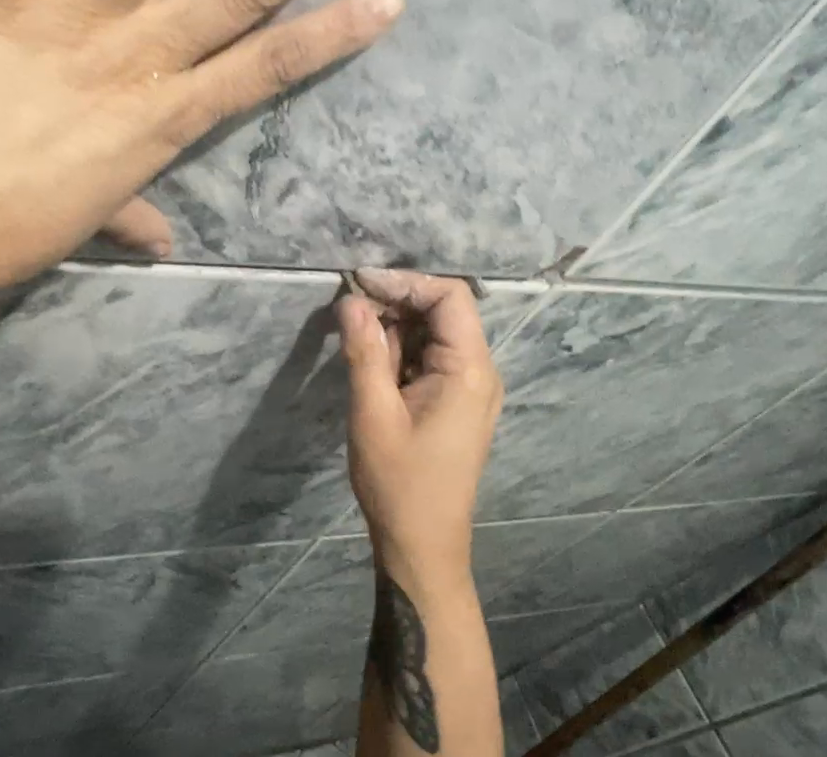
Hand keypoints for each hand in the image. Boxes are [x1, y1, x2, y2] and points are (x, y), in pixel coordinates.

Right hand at [337, 270, 502, 591]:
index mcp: (470, 371)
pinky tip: (368, 361)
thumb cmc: (399, 482)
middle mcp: (479, 373)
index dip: (405, 281)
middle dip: (394, 303)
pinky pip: (429, 359)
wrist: (422, 545)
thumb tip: (350, 301)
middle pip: (442, 312)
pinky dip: (398, 351)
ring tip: (352, 338)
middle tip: (347, 312)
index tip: (359, 284)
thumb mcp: (373, 413)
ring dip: (393, 328)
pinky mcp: (454, 403)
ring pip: (433, 334)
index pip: (450, 297)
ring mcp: (469, 389)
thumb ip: (364, 352)